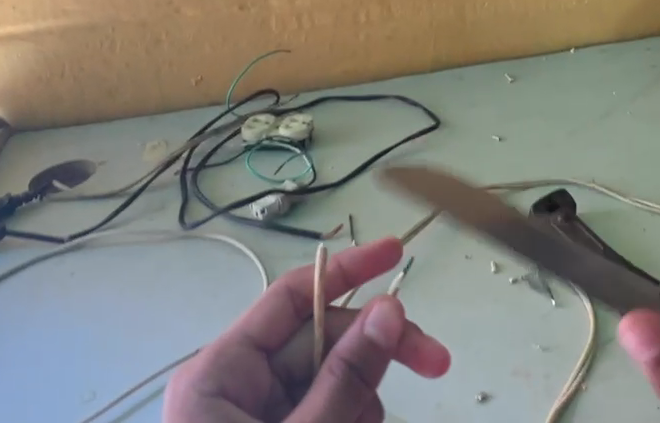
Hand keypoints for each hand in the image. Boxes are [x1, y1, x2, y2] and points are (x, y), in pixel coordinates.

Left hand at [164, 237, 451, 422]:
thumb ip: (345, 378)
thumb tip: (390, 307)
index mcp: (221, 372)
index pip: (292, 296)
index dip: (347, 270)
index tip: (399, 253)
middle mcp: (238, 388)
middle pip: (323, 341)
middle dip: (376, 356)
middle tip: (438, 364)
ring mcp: (259, 420)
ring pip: (335, 383)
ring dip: (365, 406)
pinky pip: (331, 416)